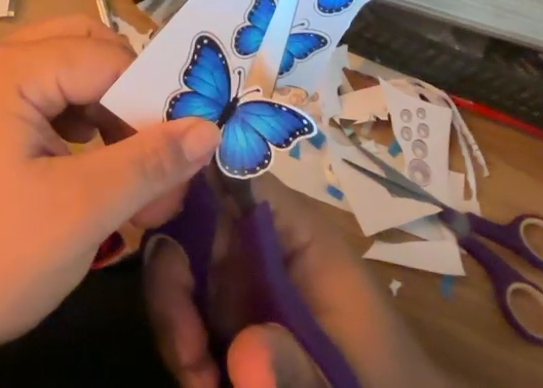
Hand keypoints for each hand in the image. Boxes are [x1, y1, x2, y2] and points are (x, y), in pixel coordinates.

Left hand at [0, 16, 220, 365]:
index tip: (192, 145)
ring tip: (140, 177)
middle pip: (85, 50)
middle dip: (131, 96)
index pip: (106, 58)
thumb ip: (149, 162)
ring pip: (70, 78)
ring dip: (111, 116)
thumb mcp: (84, 209)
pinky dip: (83, 131)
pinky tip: (101, 175)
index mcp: (10, 72)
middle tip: (163, 147)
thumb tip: (208, 128)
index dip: (154, 97)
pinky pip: (48, 105)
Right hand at [144, 177, 447, 387]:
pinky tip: (205, 383)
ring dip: (174, 326)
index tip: (157, 237)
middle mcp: (258, 241)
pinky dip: (185, 351)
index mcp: (295, 230)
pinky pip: (186, 314)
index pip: (229, 175)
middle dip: (172, 285)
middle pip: (186, 225)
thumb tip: (243, 355)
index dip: (180, 186)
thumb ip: (298, 371)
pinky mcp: (229, 315)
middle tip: (188, 352)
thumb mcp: (347, 380)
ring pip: (177, 274)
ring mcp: (240, 278)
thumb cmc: (385, 384)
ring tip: (200, 381)